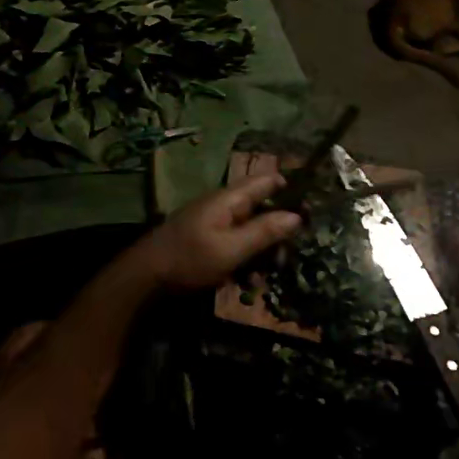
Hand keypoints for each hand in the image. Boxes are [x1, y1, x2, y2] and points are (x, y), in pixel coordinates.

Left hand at [134, 172, 301, 290]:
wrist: (145, 277)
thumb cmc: (189, 259)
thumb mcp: (231, 249)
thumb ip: (263, 232)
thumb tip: (296, 216)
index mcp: (228, 199)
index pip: (265, 181)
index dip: (289, 187)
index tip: (312, 201)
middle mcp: (220, 204)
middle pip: (259, 205)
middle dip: (278, 224)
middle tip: (294, 246)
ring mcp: (210, 220)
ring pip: (248, 225)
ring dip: (262, 244)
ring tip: (273, 266)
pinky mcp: (204, 238)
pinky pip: (234, 239)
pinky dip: (245, 253)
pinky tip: (249, 275)